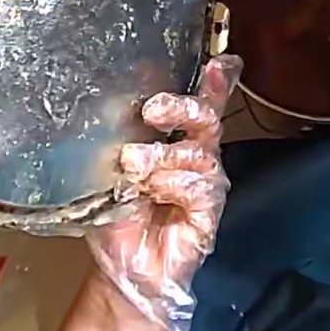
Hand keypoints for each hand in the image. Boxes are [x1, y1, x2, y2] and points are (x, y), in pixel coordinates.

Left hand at [86, 55, 240, 330]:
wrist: (122, 270)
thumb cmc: (119, 217)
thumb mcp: (111, 171)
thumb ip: (120, 140)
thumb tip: (109, 103)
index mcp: (180, 142)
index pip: (204, 105)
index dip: (216, 82)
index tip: (220, 60)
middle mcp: (199, 158)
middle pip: (207, 119)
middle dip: (182, 107)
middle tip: (150, 110)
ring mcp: (207, 185)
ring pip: (200, 153)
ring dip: (163, 156)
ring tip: (132, 165)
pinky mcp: (209, 213)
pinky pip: (199, 187)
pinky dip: (172, 183)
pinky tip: (152, 191)